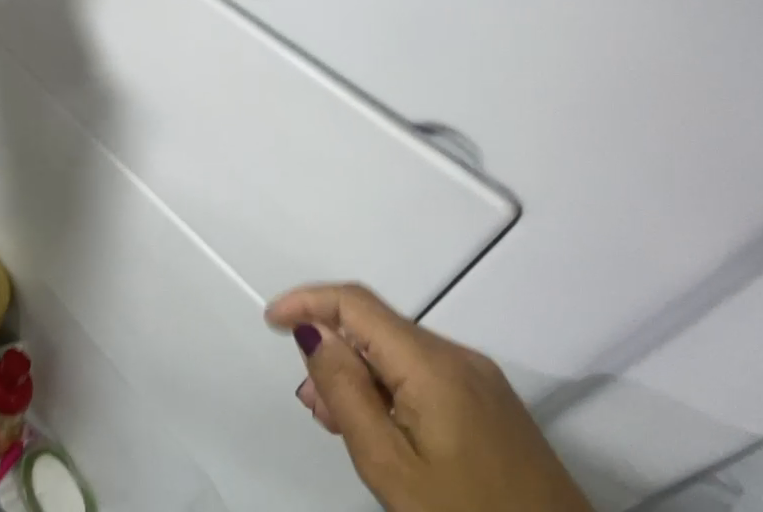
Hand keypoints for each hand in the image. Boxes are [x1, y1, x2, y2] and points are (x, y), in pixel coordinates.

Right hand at [266, 283, 591, 511]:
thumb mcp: (388, 462)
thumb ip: (344, 390)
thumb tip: (312, 331)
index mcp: (434, 365)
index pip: (356, 303)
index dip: (306, 302)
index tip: (271, 322)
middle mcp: (460, 358)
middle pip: (375, 326)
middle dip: (331, 347)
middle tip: (311, 402)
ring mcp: (481, 380)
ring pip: (397, 350)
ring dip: (357, 371)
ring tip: (339, 422)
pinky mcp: (491, 403)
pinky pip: (422, 372)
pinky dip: (387, 386)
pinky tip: (378, 426)